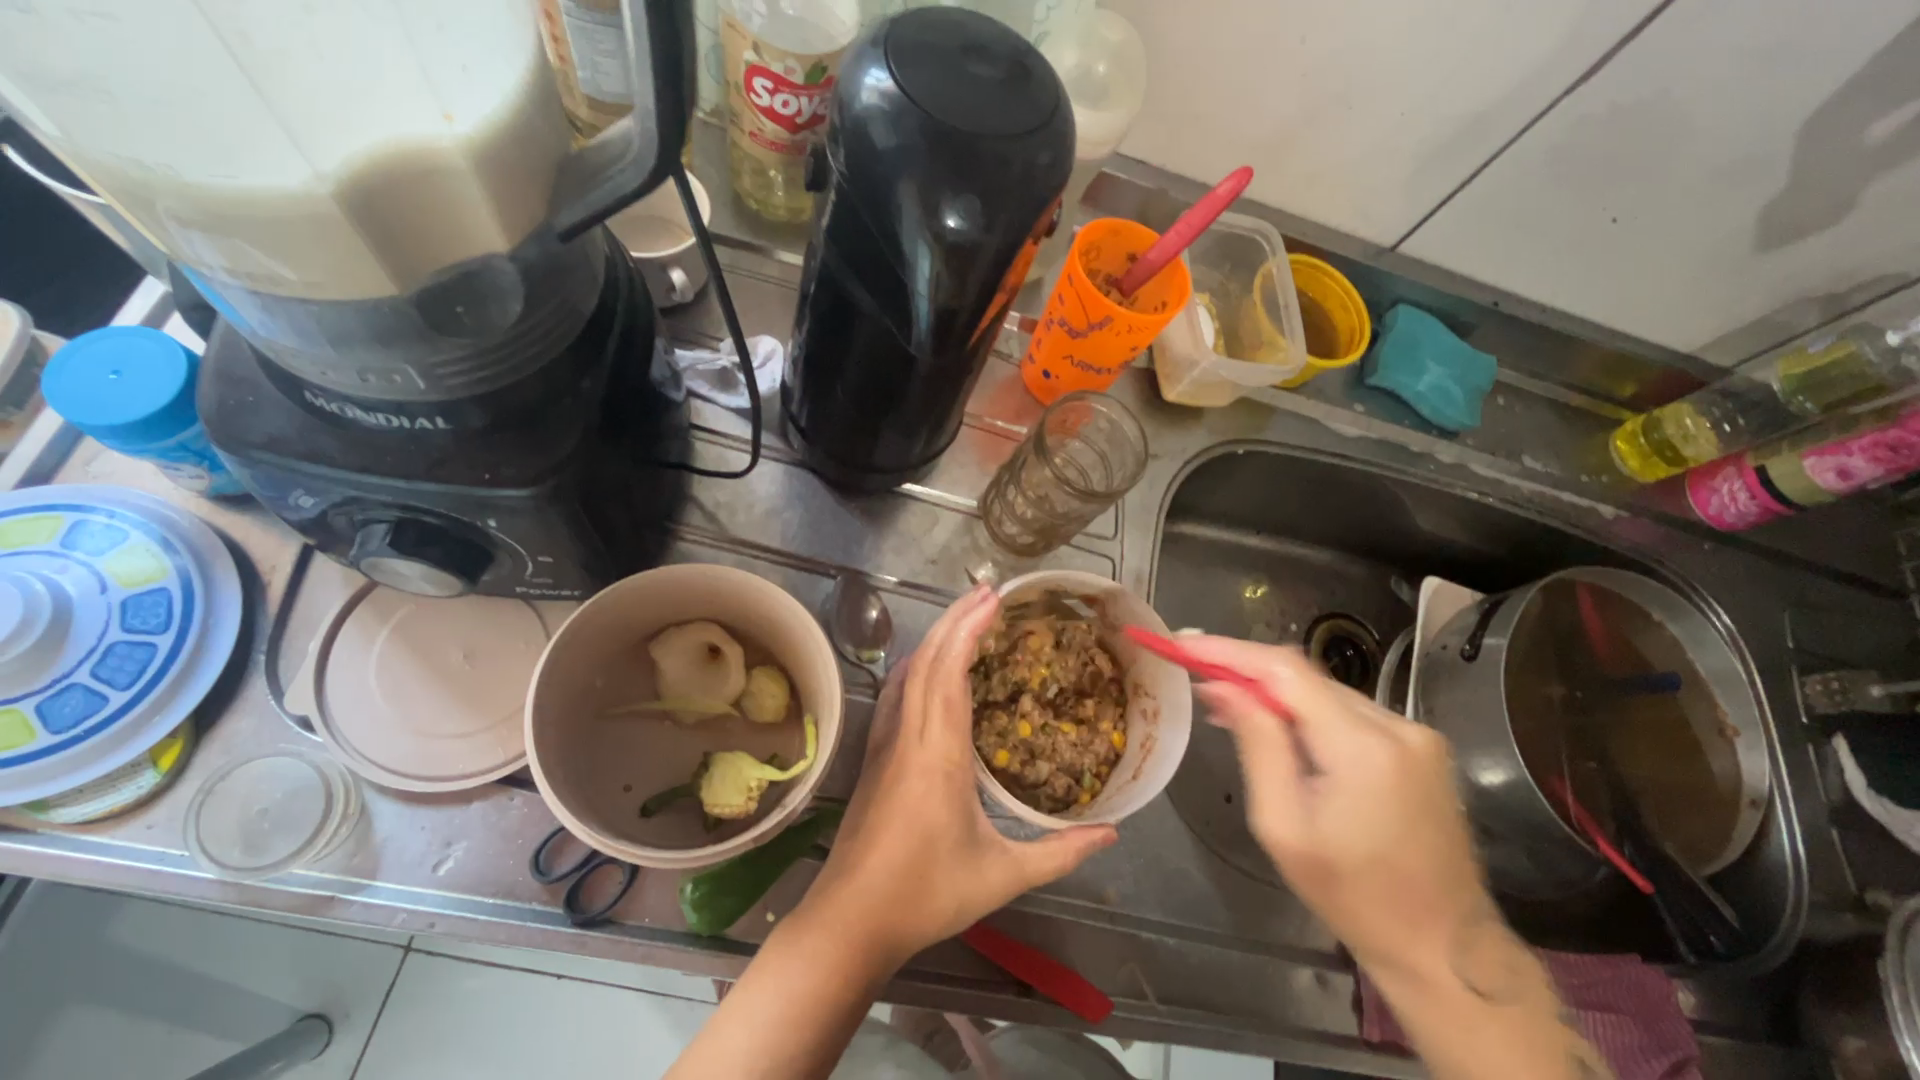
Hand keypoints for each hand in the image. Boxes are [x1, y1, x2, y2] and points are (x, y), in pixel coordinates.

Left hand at [800, 584, 1116, 966]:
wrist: (851, 920)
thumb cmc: (926, 894)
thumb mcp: (1002, 876)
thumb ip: (1060, 854)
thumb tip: (1111, 833)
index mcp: (938, 753)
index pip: (949, 672)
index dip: (969, 629)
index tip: (992, 599)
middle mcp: (908, 736)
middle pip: (925, 660)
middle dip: (955, 620)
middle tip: (988, 593)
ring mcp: (884, 746)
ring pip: (906, 675)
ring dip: (933, 640)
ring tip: (964, 620)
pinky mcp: (873, 760)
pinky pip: (895, 696)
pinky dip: (915, 668)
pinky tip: (926, 671)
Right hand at [1183, 637, 1491, 980]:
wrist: (1444, 945)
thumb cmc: (1351, 897)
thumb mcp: (1283, 826)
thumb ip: (1256, 746)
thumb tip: (1222, 687)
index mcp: (1362, 747)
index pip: (1284, 670)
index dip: (1230, 651)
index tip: (1184, 643)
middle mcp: (1397, 726)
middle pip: (1308, 679)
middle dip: (1250, 675)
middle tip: (1200, 683)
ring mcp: (1418, 736)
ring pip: (1330, 695)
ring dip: (1281, 699)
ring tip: (1234, 714)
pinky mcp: (1425, 750)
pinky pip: (1354, 716)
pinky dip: (1314, 718)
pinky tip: (1287, 739)